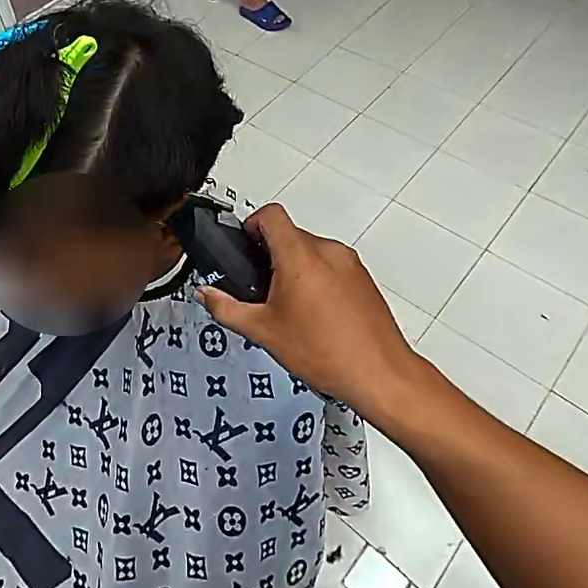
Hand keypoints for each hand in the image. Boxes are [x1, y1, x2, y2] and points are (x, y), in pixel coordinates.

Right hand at [196, 205, 424, 414]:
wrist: (377, 372)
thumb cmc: (331, 353)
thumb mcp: (264, 331)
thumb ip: (227, 308)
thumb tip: (209, 295)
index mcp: (300, 256)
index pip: (271, 215)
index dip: (251, 225)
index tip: (245, 244)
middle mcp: (328, 252)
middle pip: (290, 235)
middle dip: (271, 257)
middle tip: (262, 288)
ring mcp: (349, 263)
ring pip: (312, 252)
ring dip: (296, 270)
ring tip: (290, 308)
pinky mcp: (362, 277)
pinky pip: (332, 266)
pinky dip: (318, 280)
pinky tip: (314, 315)